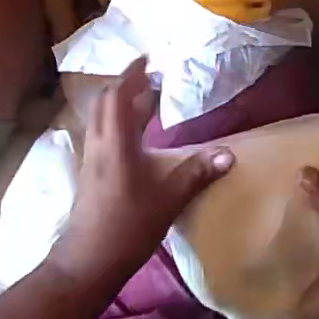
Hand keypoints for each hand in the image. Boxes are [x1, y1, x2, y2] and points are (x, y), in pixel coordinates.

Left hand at [49, 59, 233, 284]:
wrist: (88, 259)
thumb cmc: (127, 227)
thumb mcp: (167, 200)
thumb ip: (197, 174)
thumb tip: (229, 153)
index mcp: (115, 142)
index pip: (119, 95)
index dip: (131, 74)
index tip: (147, 58)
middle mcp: (99, 143)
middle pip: (106, 101)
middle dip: (127, 84)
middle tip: (152, 78)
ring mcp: (92, 157)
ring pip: (103, 118)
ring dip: (122, 103)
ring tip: (148, 101)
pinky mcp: (91, 172)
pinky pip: (103, 133)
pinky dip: (119, 123)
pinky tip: (137, 136)